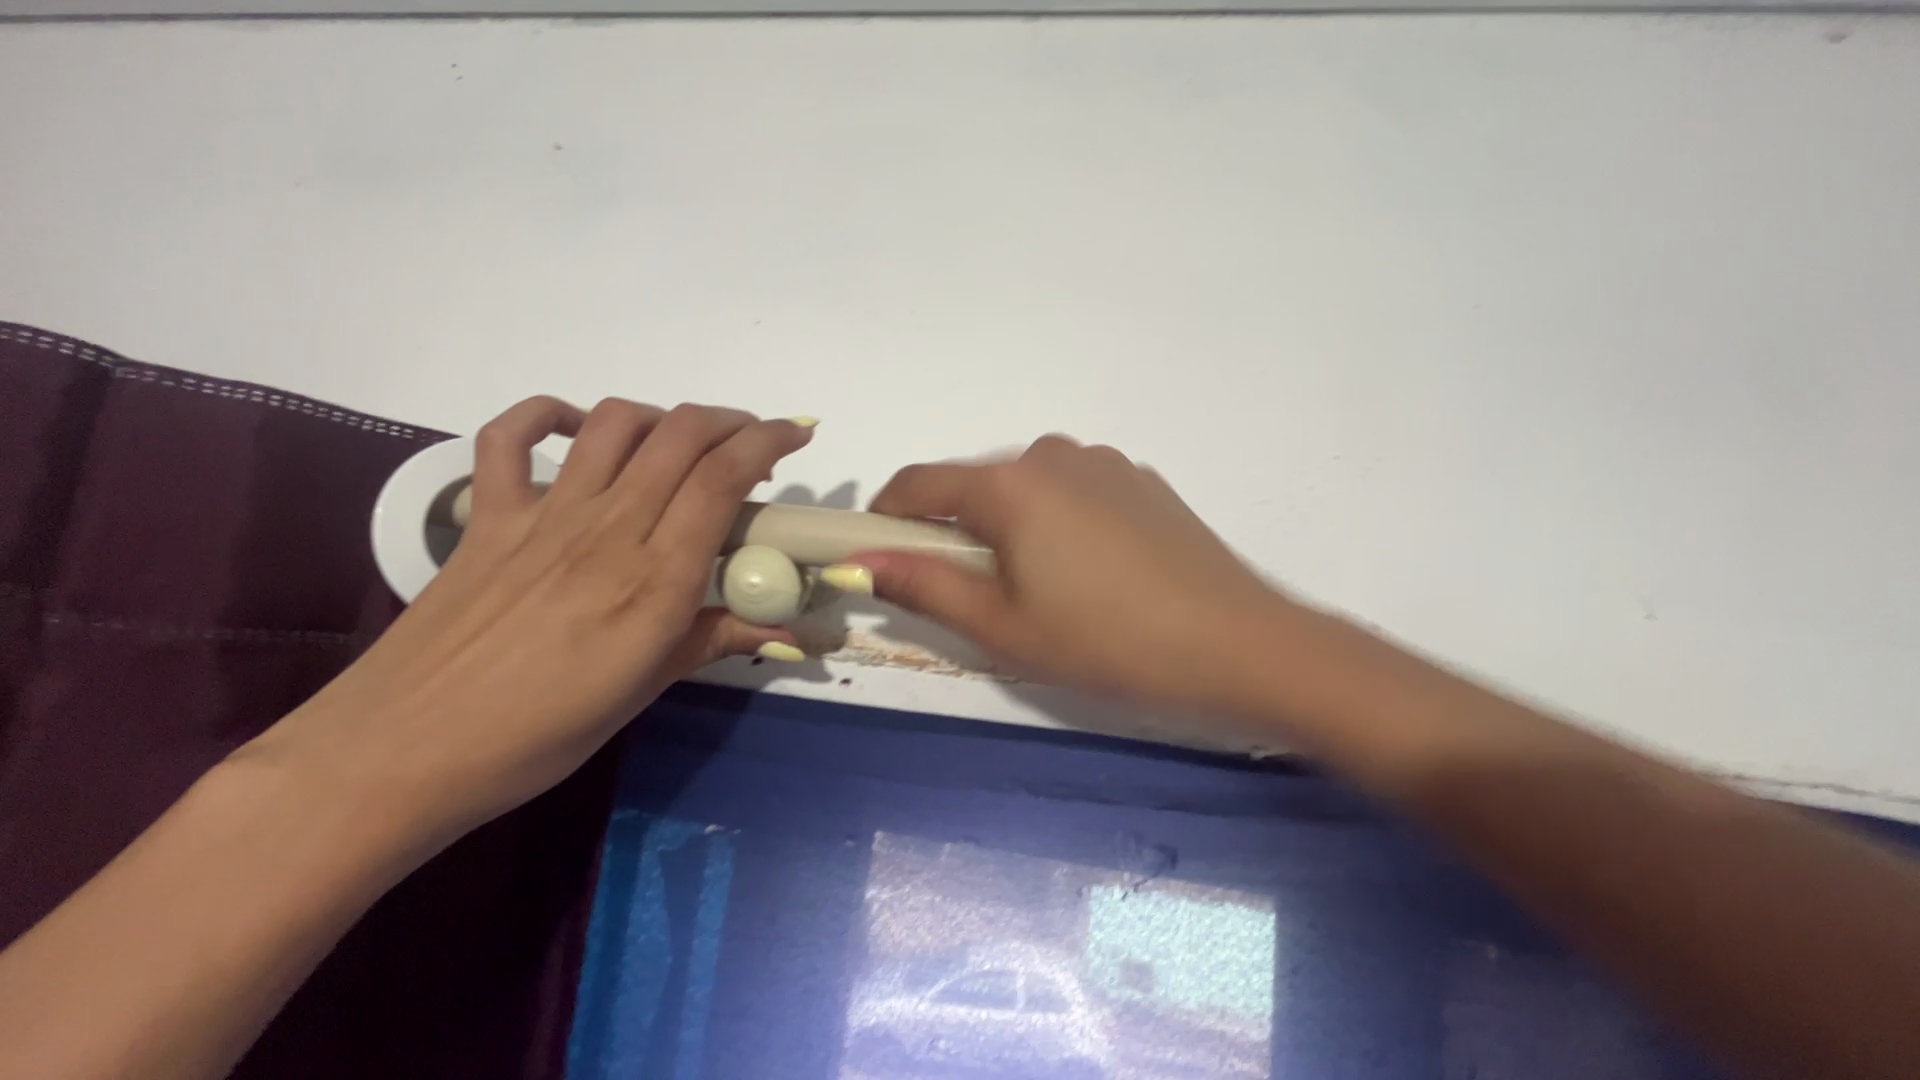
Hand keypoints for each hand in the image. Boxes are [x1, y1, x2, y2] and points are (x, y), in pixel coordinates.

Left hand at [238, 396, 813, 841]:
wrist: (403, 752)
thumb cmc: (539, 737)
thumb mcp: (642, 693)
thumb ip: (712, 640)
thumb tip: (786, 632)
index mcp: (652, 581)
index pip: (721, 479)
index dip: (768, 442)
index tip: (796, 437)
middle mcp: (604, 530)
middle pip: (680, 436)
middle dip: (731, 422)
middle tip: (752, 445)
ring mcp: (540, 515)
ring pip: (613, 424)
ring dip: (662, 417)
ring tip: (681, 443)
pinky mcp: (487, 516)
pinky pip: (510, 436)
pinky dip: (548, 413)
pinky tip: (576, 430)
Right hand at [855, 435, 1294, 709]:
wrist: (1237, 644)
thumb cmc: (1105, 643)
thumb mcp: (1002, 627)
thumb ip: (924, 585)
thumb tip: (858, 561)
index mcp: (1010, 484)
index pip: (919, 483)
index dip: (886, 518)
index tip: (880, 559)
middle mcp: (1053, 454)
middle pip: (975, 486)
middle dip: (956, 532)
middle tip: (972, 599)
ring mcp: (1105, 463)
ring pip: (1027, 490)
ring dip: (1010, 529)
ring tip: (1040, 593)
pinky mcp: (1142, 482)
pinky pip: (1073, 494)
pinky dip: (1057, 525)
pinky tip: (1091, 577)